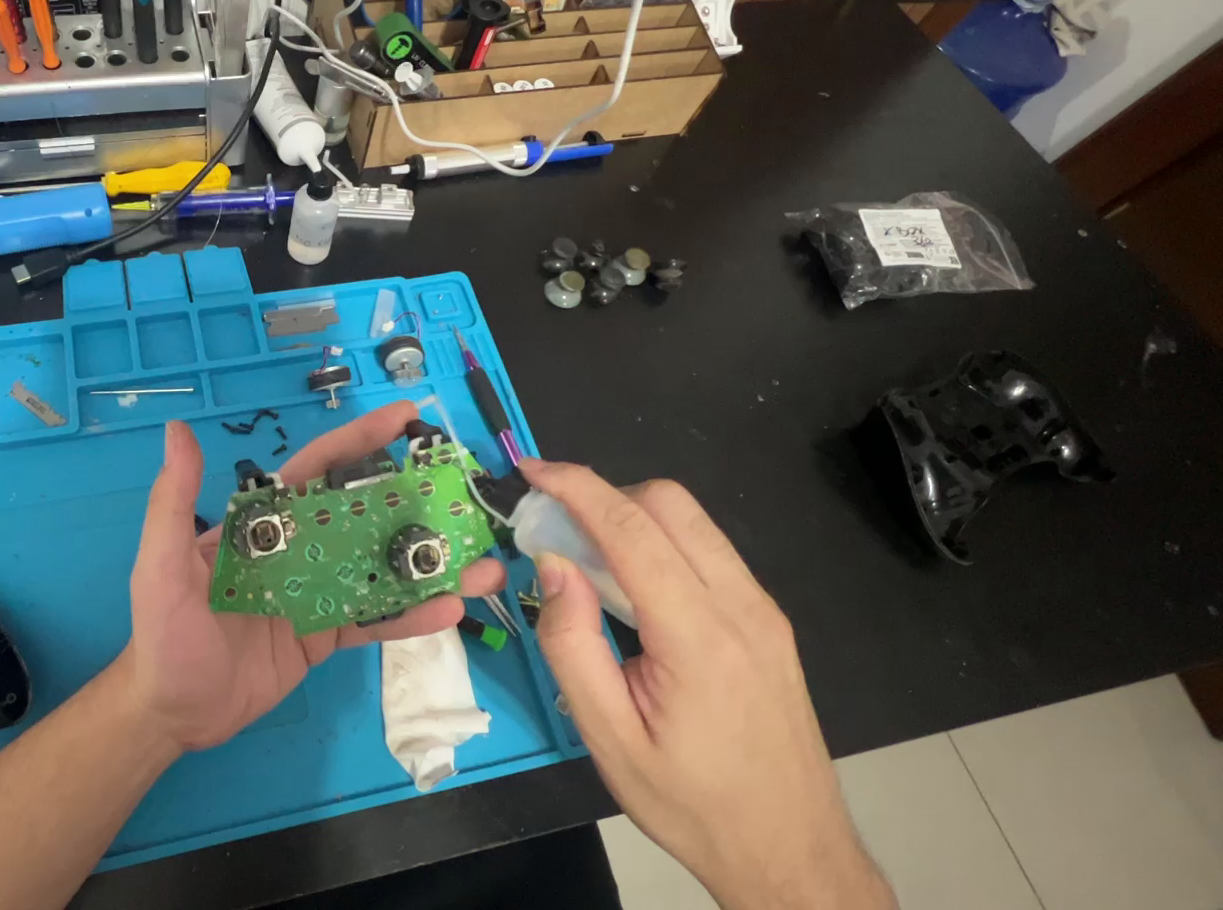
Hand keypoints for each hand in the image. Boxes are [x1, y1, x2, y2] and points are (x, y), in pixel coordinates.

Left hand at [120, 400, 505, 750]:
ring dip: (426, 564)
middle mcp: (296, 549)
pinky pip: (374, 620)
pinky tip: (449, 610)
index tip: (406, 417)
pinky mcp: (325, 635)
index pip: (317, 470)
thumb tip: (178, 430)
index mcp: (263, 524)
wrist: (174, 712)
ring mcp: (315, 592)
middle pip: (362, 516)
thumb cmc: (164, 632)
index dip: (359, 440)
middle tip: (463, 495)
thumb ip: (173, 502)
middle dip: (412, 503)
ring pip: (378, 569)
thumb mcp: (161, 564)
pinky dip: (410, 615)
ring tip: (481, 564)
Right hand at [521, 460, 895, 909]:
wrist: (792, 853)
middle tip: (554, 525)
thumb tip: (552, 563)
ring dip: (630, 513)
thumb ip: (571, 643)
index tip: (532, 470)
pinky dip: (658, 539)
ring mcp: (762, 610)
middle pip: (669, 503)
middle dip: (603, 493)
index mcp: (699, 637)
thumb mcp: (607, 737)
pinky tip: (630, 583)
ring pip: (692, 519)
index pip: (631, 530)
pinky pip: (707, 548)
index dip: (575, 487)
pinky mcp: (767, 619)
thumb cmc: (689, 802)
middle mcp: (742, 607)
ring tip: (584, 553)